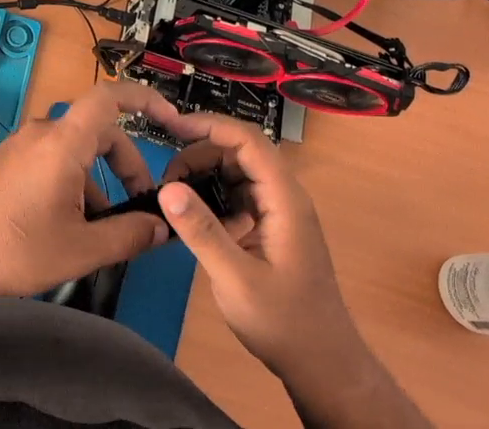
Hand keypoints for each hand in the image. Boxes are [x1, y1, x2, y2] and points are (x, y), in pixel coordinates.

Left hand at [0, 81, 170, 298]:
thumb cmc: (16, 248)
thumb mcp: (82, 249)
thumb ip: (129, 235)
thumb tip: (161, 227)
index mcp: (63, 142)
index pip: (109, 97)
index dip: (144, 99)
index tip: (170, 117)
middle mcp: (43, 132)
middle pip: (99, 131)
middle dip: (126, 164)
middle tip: (139, 205)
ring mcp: (22, 145)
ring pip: (76, 150)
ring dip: (98, 181)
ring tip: (101, 229)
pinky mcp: (9, 160)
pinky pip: (53, 159)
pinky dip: (73, 182)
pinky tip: (70, 225)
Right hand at [148, 104, 359, 372]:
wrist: (323, 364)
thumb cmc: (283, 322)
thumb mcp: (236, 278)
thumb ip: (202, 231)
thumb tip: (166, 188)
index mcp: (284, 199)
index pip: (247, 140)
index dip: (209, 125)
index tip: (170, 126)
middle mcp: (283, 196)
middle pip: (239, 151)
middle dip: (198, 154)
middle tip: (165, 181)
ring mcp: (278, 211)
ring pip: (236, 172)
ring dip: (203, 175)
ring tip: (173, 199)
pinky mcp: (270, 227)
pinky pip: (238, 195)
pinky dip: (212, 198)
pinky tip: (194, 222)